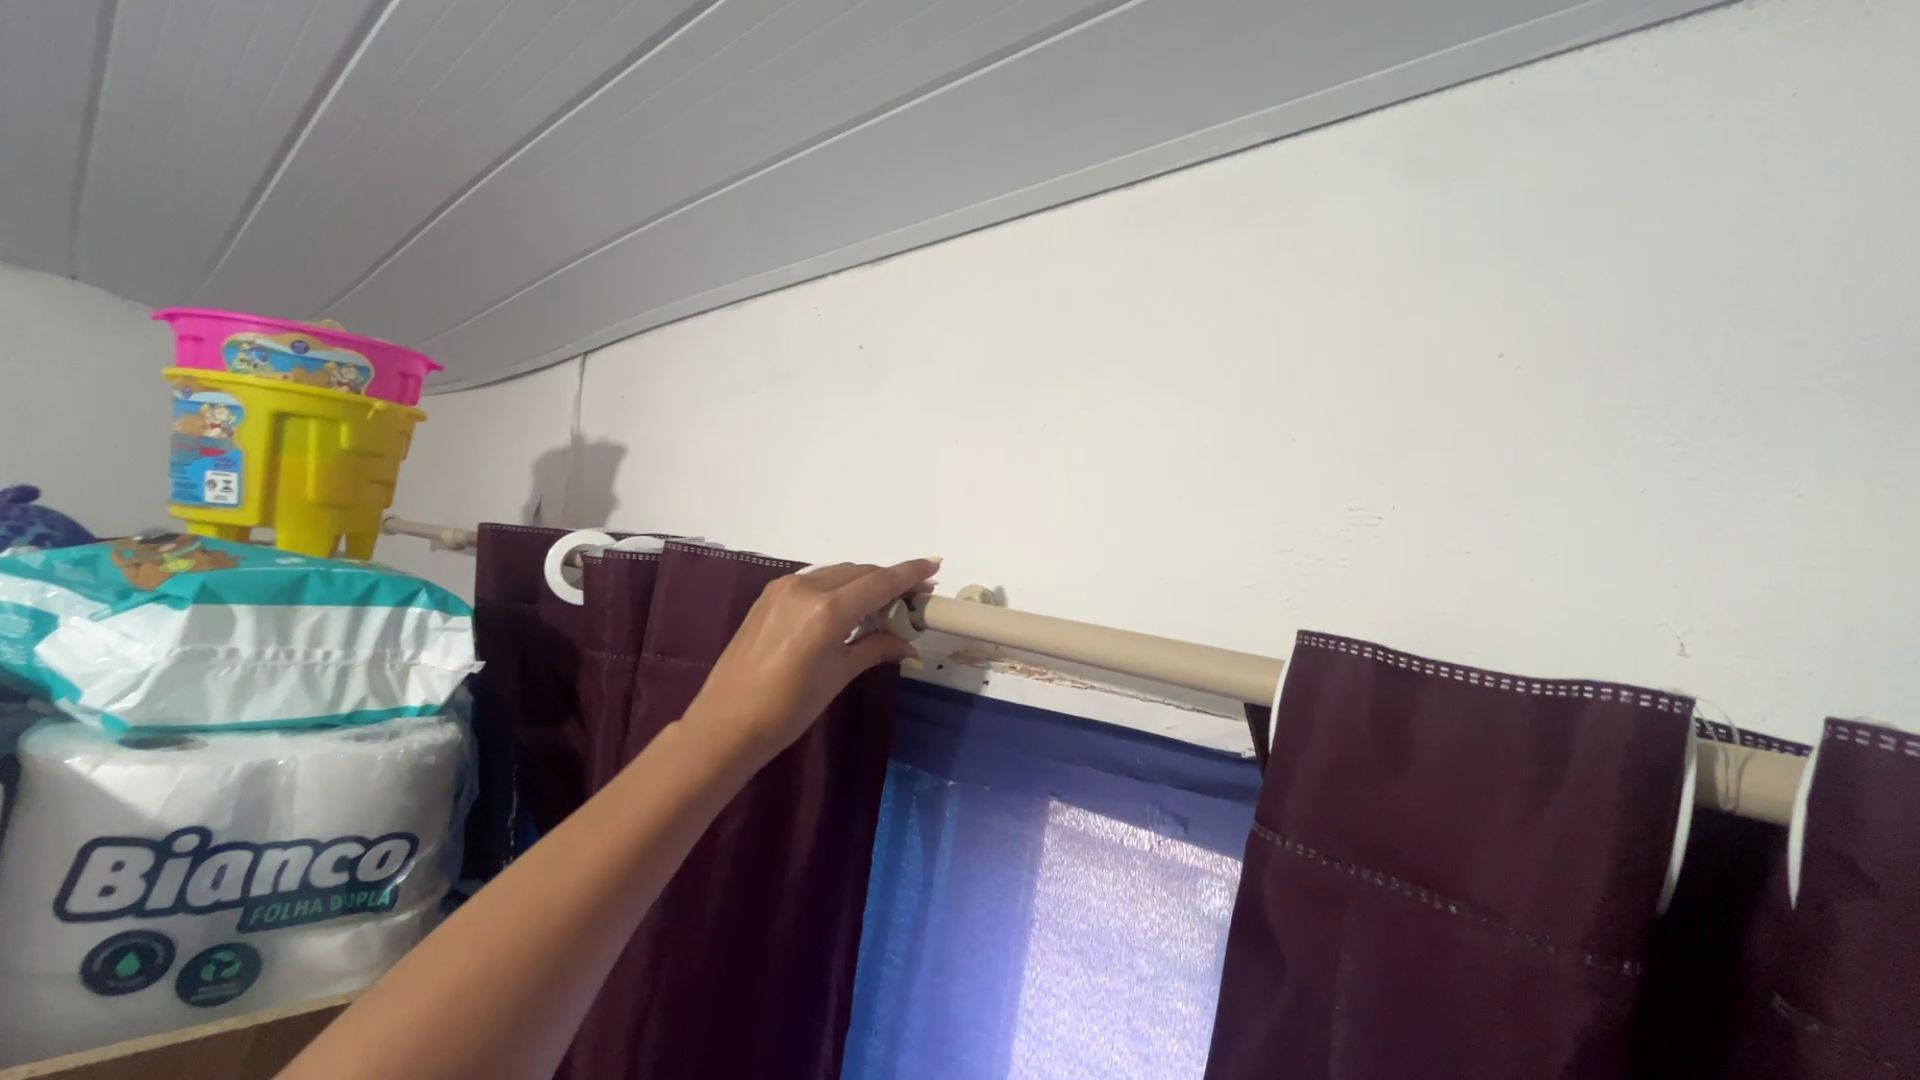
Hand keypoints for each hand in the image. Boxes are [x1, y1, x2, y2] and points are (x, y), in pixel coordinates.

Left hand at [682, 558, 940, 761]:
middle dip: (889, 580)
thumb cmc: (788, 708)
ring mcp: (783, 589)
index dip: (909, 574)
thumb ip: (876, 648)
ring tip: (884, 602)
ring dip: (863, 582)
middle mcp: (805, 589)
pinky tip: (848, 606)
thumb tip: (909, 645)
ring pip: (836, 573)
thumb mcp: (838, 675)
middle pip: (859, 572)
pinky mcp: (768, 596)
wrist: (727, 723)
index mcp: (826, 611)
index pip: (879, 582)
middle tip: (914, 597)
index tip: (934, 566)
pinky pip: (815, 581)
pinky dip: (838, 587)